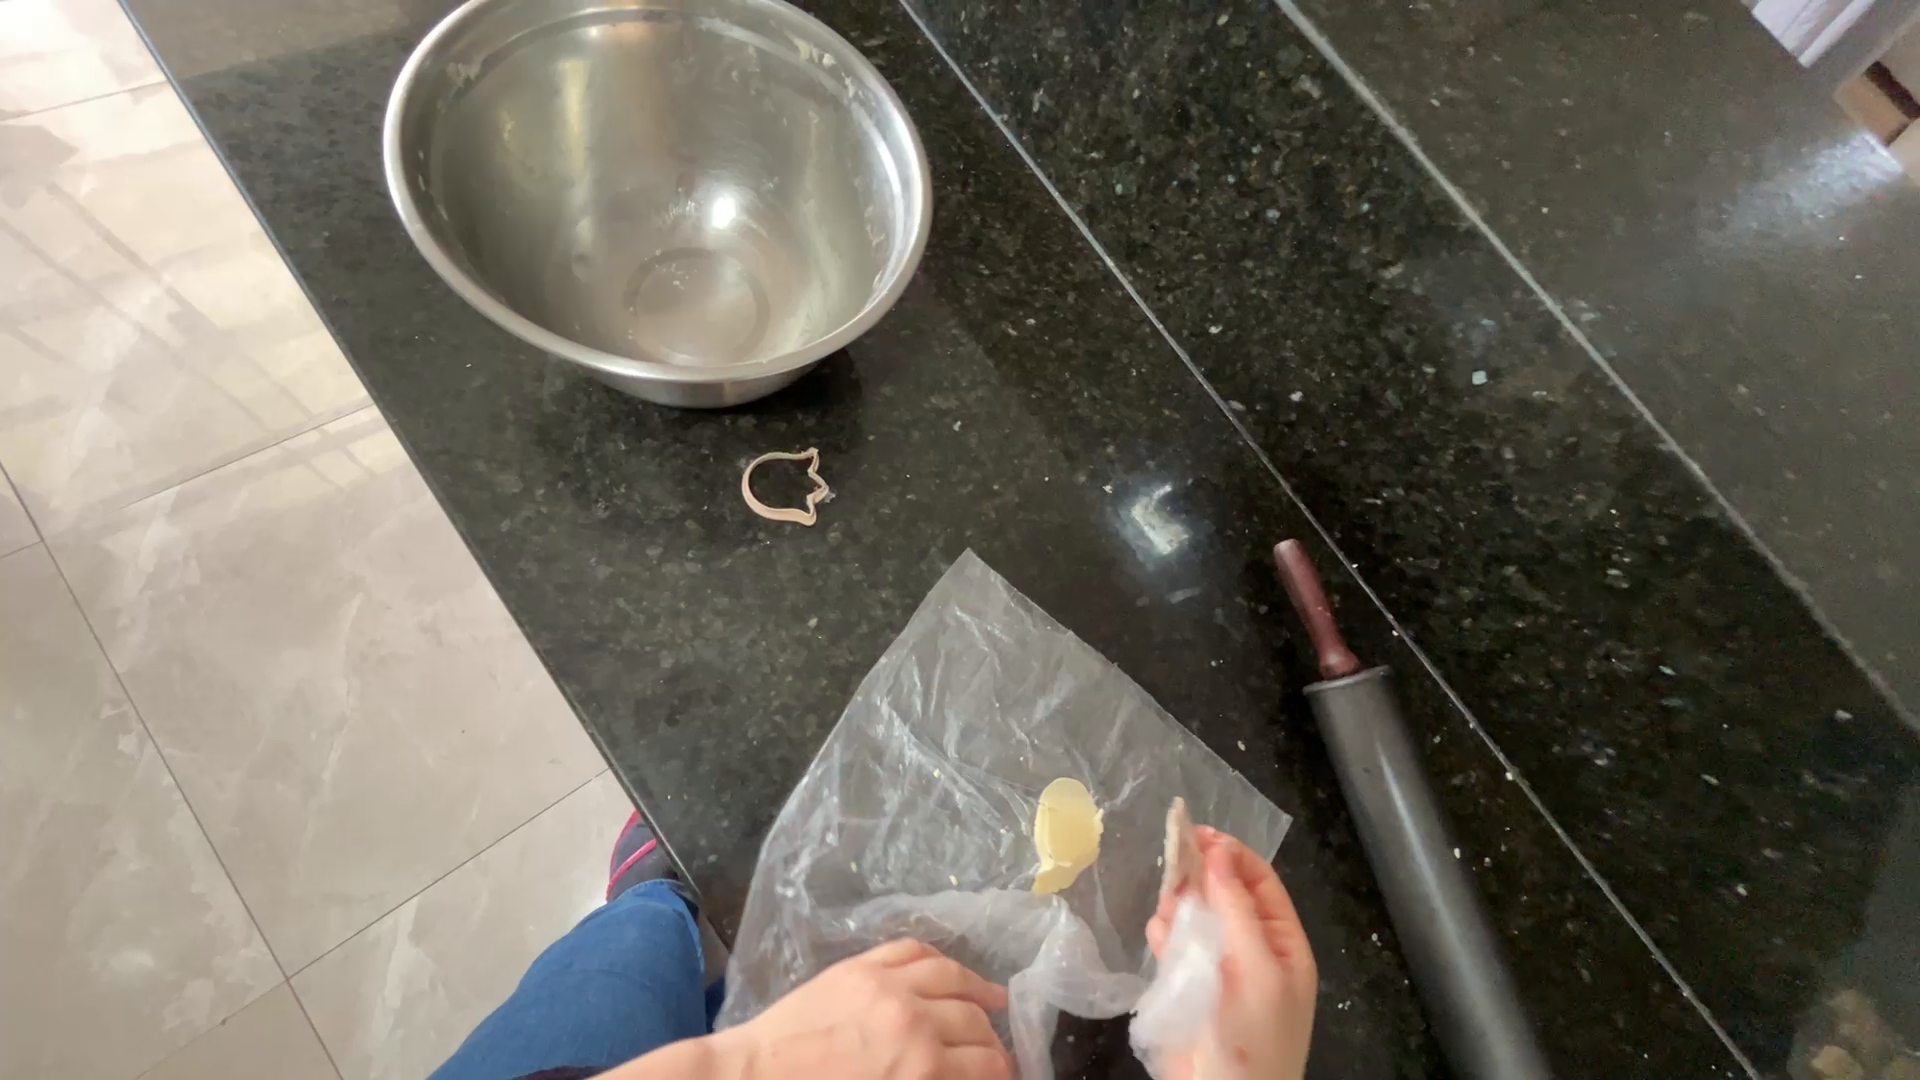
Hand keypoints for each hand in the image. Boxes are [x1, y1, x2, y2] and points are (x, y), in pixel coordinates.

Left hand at [713, 939, 1012, 1079]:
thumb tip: (958, 1073)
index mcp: (922, 1067)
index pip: (986, 1065)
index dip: (1004, 1072)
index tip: (1009, 1075)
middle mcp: (914, 1017)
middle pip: (973, 1022)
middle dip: (993, 1041)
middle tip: (999, 1053)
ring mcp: (886, 983)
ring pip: (951, 975)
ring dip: (978, 988)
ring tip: (994, 999)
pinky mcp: (861, 965)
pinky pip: (911, 949)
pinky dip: (937, 958)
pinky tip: (948, 968)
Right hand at [1146, 827, 1316, 1079]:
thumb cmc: (1253, 1038)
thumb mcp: (1257, 970)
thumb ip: (1237, 909)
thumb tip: (1218, 852)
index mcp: (1282, 944)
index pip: (1259, 881)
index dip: (1231, 854)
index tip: (1198, 835)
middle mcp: (1251, 947)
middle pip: (1223, 890)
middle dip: (1199, 875)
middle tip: (1173, 864)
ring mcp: (1217, 963)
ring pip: (1195, 911)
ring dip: (1179, 903)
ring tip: (1168, 910)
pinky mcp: (1187, 978)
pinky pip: (1173, 939)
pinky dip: (1164, 930)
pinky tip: (1159, 936)